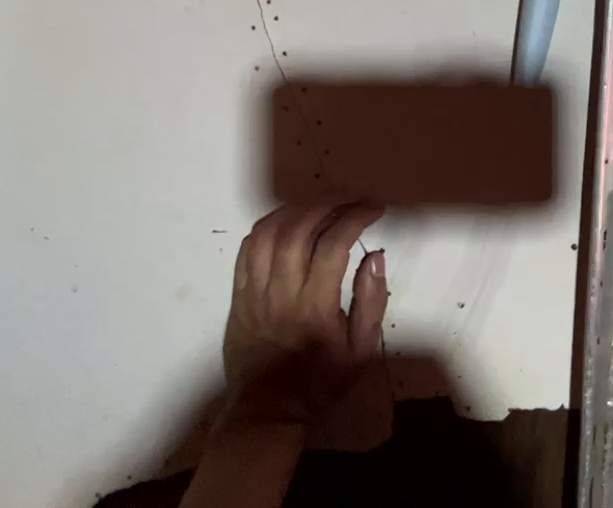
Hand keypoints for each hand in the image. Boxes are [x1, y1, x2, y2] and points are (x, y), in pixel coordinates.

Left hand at [220, 201, 387, 426]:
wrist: (266, 412)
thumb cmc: (321, 381)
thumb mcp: (361, 349)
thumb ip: (372, 301)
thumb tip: (376, 255)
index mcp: (314, 307)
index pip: (333, 245)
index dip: (356, 217)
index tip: (375, 210)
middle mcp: (281, 294)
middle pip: (299, 230)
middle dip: (330, 204)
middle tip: (353, 200)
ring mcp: (254, 294)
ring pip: (269, 233)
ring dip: (299, 210)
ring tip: (322, 205)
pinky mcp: (237, 297)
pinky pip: (247, 250)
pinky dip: (269, 226)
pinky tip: (290, 221)